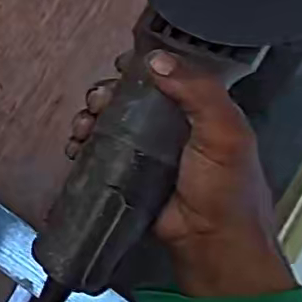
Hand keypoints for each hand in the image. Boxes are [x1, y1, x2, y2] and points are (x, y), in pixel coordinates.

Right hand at [68, 51, 296, 297]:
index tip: (119, 67)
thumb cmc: (224, 188)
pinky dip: (80, 142)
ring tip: (82, 127)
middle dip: (105, 94)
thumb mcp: (225, 133)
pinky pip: (94, 148)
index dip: (139, 69)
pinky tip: (76, 145)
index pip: (163, 78)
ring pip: (105, 121)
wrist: (209, 242)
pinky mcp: (120, 171)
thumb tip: (155, 58)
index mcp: (197, 112)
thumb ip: (199, 93)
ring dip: (87, 117)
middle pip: (126, 98)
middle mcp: (167, 127)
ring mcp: (141, 150)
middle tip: (97, 103)